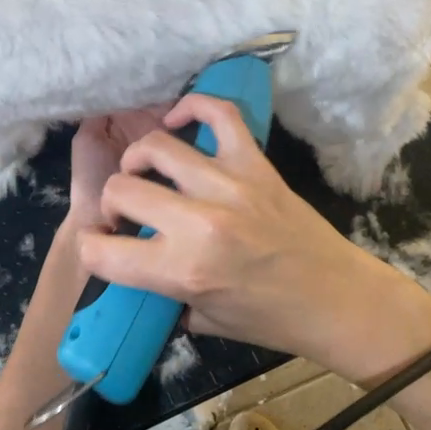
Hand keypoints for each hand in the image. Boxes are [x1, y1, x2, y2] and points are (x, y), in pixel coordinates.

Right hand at [75, 95, 430, 384]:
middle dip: (112, 205)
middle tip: (126, 215)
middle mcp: (200, 222)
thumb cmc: (272, 320)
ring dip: (138, 160)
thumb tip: (132, 267)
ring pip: (157, 147)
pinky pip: (218, 114)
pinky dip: (191, 107)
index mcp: (184, 271)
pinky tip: (176, 122)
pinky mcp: (255, 163)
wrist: (339, 301)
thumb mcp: (204, 322)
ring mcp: (230, 185)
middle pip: (122, 189)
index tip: (99, 245)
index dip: (91, 249)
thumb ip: (162, 292)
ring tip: (144, 173)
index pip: (103, 252)